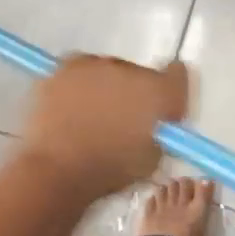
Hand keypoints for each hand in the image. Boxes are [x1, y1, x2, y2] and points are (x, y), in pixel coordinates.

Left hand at [22, 55, 190, 192]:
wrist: (57, 169)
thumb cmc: (111, 169)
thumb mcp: (152, 160)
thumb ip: (158, 136)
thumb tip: (151, 129)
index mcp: (154, 91)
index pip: (177, 76)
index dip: (173, 97)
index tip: (165, 116)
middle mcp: (125, 69)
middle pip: (140, 75)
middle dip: (138, 96)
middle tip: (127, 123)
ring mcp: (89, 65)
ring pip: (108, 73)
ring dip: (109, 90)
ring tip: (96, 118)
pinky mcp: (60, 70)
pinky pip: (80, 75)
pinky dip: (82, 89)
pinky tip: (74, 112)